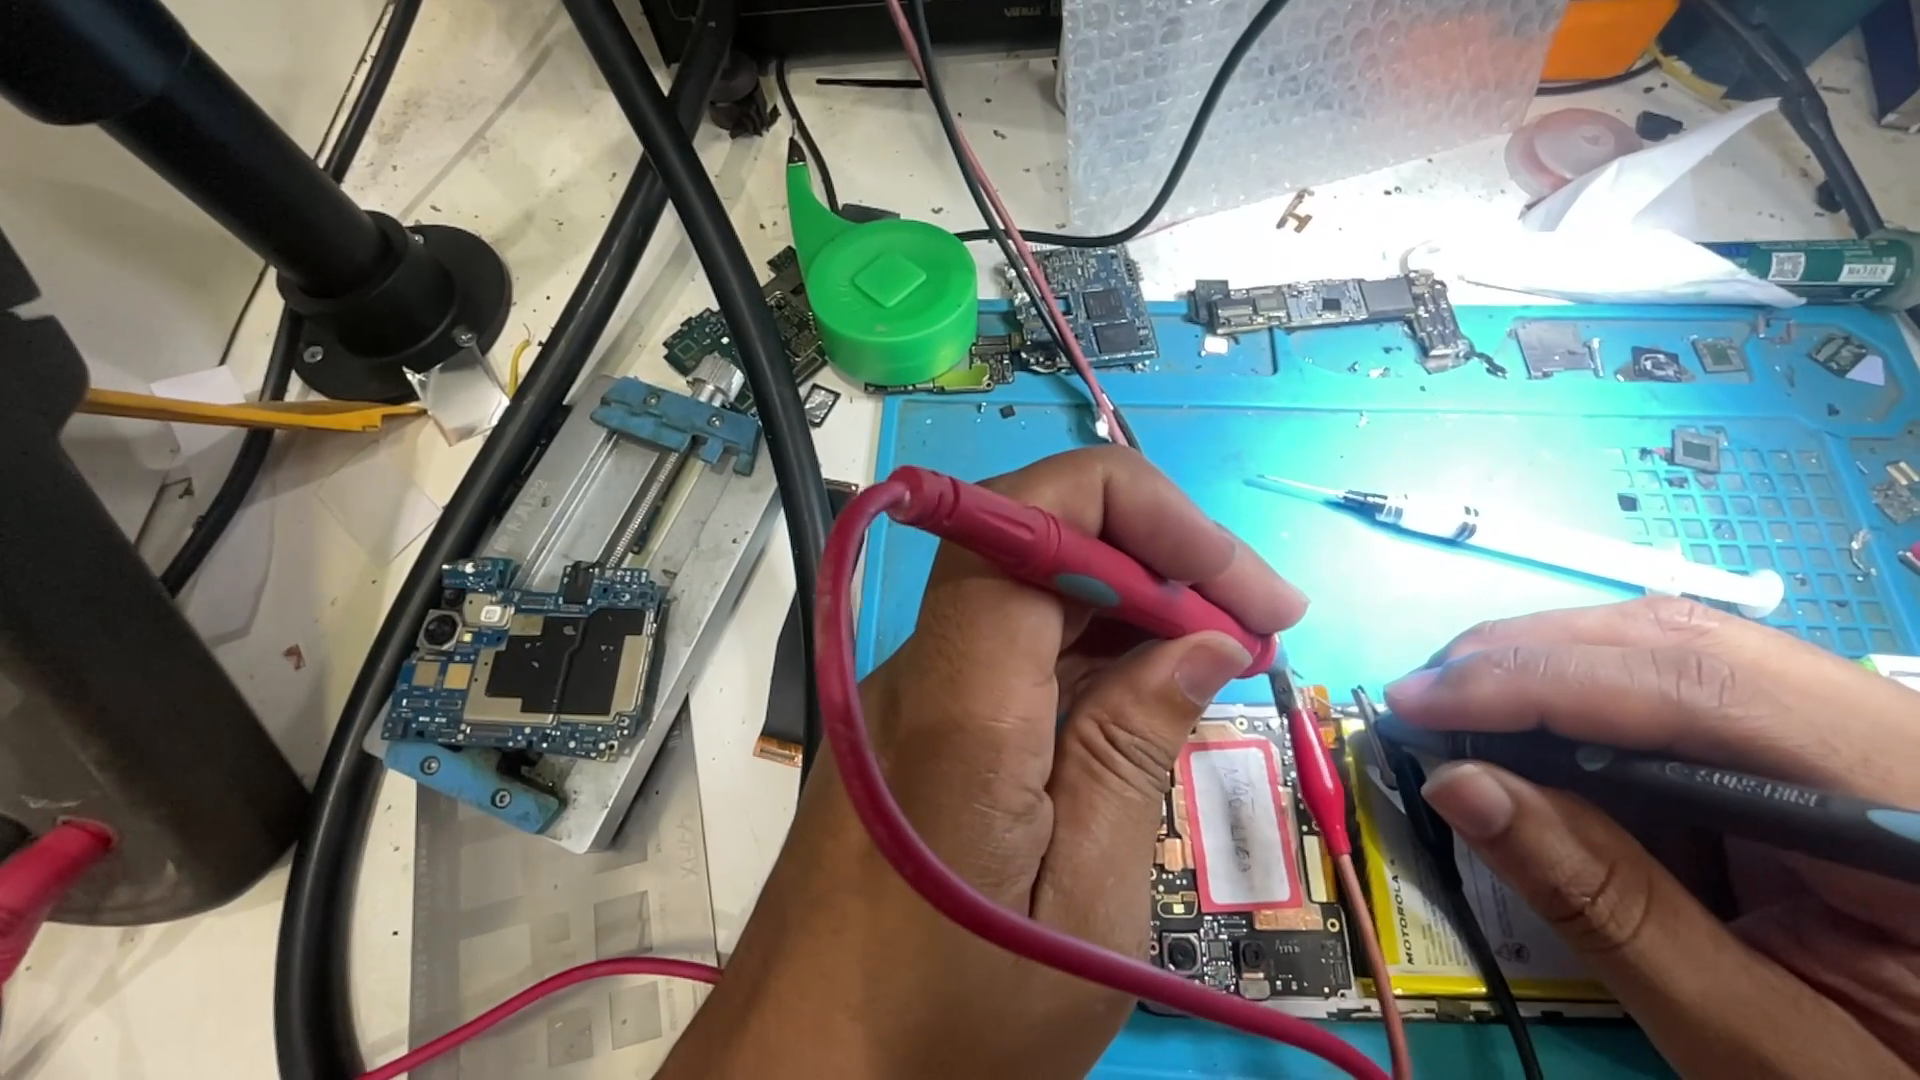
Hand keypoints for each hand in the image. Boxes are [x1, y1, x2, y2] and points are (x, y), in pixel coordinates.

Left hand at [659, 447, 1305, 1077]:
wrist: (806, 1069)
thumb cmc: (949, 1018)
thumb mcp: (1082, 906)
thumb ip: (1134, 751)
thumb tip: (1207, 636)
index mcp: (962, 700)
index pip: (1032, 519)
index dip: (1145, 514)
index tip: (1244, 589)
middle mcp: (923, 669)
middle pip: (1037, 539)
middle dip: (1163, 557)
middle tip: (1265, 623)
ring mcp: (914, 691)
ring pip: (1032, 589)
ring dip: (1136, 602)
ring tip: (1230, 651)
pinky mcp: (919, 722)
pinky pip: (1015, 648)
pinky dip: (1094, 649)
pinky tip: (1151, 688)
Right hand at [1385, 598, 1919, 1078]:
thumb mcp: (1755, 1043)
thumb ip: (1607, 906)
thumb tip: (1456, 785)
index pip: (1709, 693)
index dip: (1543, 682)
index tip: (1419, 702)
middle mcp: (1909, 746)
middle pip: (1691, 644)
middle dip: (1531, 658)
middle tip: (1420, 696)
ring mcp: (1869, 739)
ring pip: (1683, 648)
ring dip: (1549, 667)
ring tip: (1455, 704)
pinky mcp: (1819, 751)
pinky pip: (1686, 688)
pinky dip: (1585, 699)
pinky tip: (1524, 726)